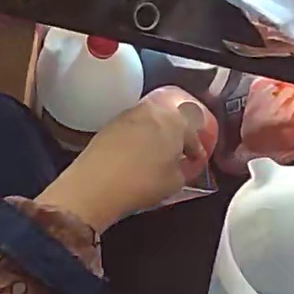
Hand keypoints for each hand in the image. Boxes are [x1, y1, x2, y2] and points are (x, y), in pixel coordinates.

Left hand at [34, 86, 215, 230]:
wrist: (96, 184)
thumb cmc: (142, 181)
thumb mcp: (175, 181)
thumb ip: (186, 169)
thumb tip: (185, 165)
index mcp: (175, 119)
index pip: (194, 129)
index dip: (197, 148)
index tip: (196, 161)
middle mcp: (152, 110)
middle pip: (172, 117)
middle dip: (178, 134)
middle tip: (180, 153)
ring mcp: (128, 115)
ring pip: (151, 119)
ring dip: (158, 133)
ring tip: (158, 155)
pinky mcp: (109, 124)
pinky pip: (133, 127)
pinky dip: (139, 137)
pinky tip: (137, 154)